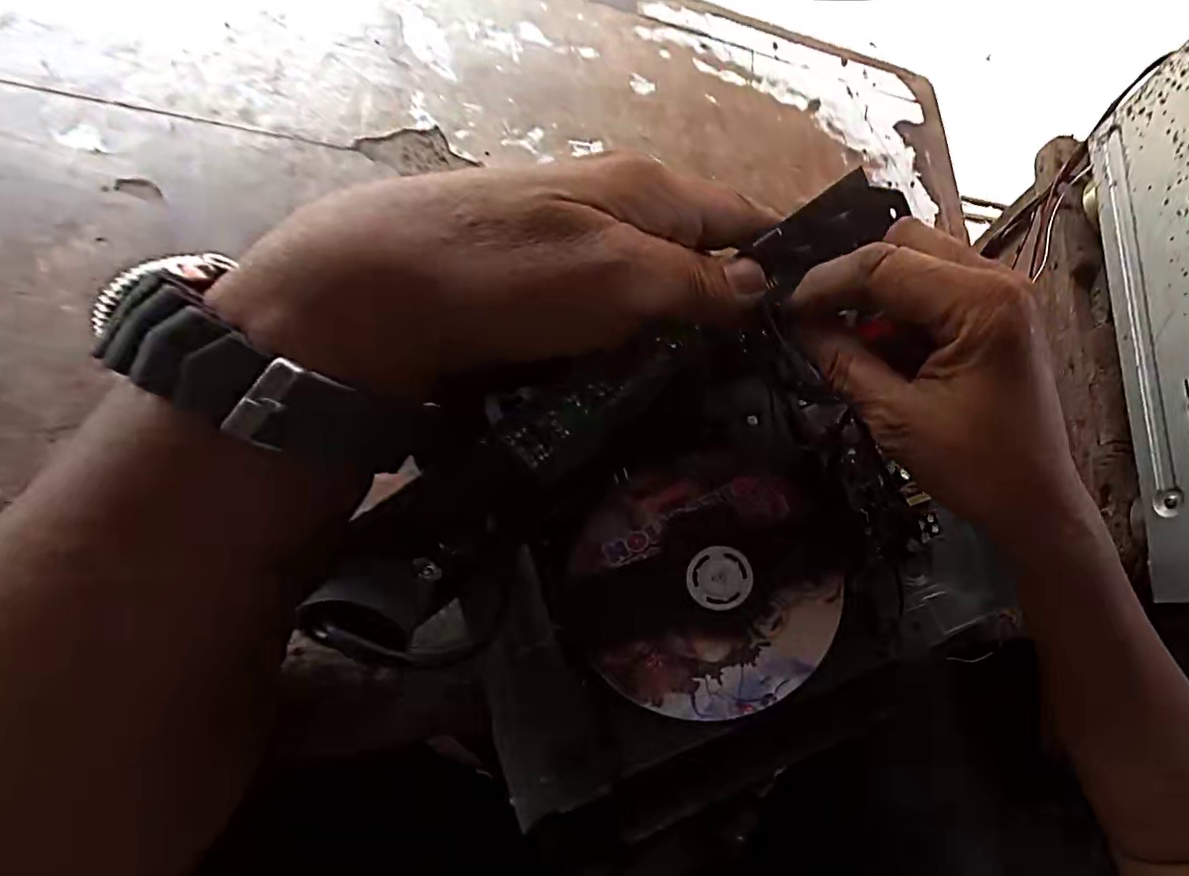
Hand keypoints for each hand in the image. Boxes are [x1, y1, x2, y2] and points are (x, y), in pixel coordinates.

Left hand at [205, 155, 777, 398]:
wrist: (372, 296)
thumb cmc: (507, 277)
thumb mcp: (621, 275)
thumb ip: (699, 278)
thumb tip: (759, 282)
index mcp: (650, 189)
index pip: (747, 215)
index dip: (786, 258)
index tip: (815, 315)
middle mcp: (626, 207)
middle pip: (714, 252)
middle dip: (747, 300)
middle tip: (778, 360)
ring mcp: (593, 244)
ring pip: (677, 283)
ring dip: (705, 323)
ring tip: (735, 373)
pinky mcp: (568, 283)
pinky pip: (639, 305)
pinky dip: (664, 333)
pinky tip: (673, 366)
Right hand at [787, 220, 1094, 562]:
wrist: (1035, 502)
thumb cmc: (981, 470)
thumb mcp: (899, 418)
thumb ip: (845, 362)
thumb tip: (802, 325)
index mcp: (982, 303)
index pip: (886, 263)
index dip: (829, 282)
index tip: (792, 306)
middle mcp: (1001, 284)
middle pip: (908, 244)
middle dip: (859, 282)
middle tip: (825, 323)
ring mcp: (1005, 299)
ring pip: (924, 265)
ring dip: (884, 300)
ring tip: (860, 347)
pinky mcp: (1001, 319)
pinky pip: (942, 294)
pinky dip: (910, 316)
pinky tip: (893, 355)